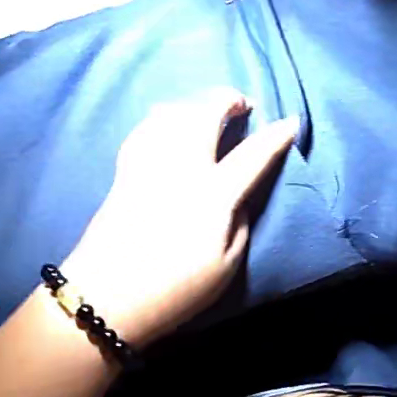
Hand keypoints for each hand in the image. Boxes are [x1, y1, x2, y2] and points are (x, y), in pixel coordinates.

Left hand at [60, 87, 297, 348]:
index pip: (252, 155)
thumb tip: (237, 195)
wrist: (106, 298)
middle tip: (242, 103)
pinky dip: (164, 116)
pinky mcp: (124, 171)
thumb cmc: (174, 290)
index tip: (291, 122)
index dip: (276, 136)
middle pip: (205, 114)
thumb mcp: (226, 265)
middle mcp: (180, 167)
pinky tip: (170, 123)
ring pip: (173, 112)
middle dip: (228, 99)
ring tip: (208, 109)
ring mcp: (148, 164)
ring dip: (196, 102)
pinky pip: (146, 127)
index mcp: (212, 194)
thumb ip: (240, 221)